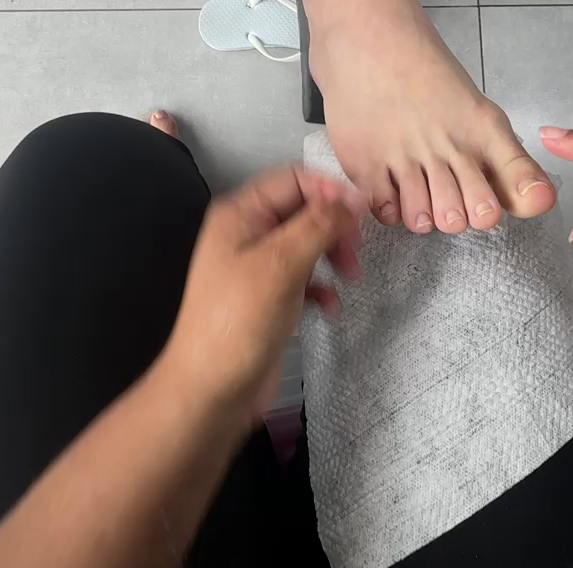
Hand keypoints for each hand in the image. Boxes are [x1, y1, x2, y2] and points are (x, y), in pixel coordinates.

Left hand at [159, 166, 364, 419]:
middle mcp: (247, 232)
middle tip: (356, 251)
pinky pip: (305, 277)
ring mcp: (258, 266)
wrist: (210, 393)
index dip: (329, 190)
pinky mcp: (269, 296)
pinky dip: (323, 287)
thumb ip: (319, 224)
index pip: (293, 179)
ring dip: (333, 255)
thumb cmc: (239, 321)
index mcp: (241, 213)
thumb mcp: (282, 264)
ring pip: (308, 242)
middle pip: (304, 209)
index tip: (362, 214)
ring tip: (350, 278)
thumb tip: (353, 197)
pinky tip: (331, 307)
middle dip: (334, 226)